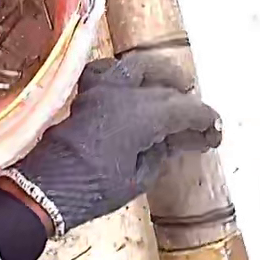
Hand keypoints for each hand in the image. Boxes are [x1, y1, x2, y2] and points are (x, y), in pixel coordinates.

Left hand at [7, 51, 220, 235]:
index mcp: (143, 115)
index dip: (205, 120)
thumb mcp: (139, 177)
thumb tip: (173, 140)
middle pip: (166, 90)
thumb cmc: (95, 190)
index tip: (215, 134)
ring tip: (175, 85)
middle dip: (188, 104)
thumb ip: (161, 152)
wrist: (44, 191)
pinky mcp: (84, 93)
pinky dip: (123, 73)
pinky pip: (107, 71)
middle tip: (199, 121)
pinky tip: (130, 80)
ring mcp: (102, 89)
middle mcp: (125, 93)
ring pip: (139, 67)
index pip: (185, 109)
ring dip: (161, 75)